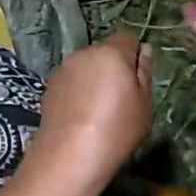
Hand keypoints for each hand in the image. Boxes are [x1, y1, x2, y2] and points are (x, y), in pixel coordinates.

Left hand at [37, 32, 153, 183]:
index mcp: (112, 52)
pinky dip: (80, 90)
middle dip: (115, 66)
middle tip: (122, 98)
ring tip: (99, 109)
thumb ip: (145, 72)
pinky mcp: (50, 86)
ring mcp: (64, 68)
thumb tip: (145, 50)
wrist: (68, 157)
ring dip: (96, 77)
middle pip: (107, 50)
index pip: (129, 37)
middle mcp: (86, 53)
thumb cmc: (116, 129)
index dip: (136, 54)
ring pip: (88, 65)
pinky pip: (73, 79)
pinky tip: (81, 115)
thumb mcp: (144, 103)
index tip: (138, 80)